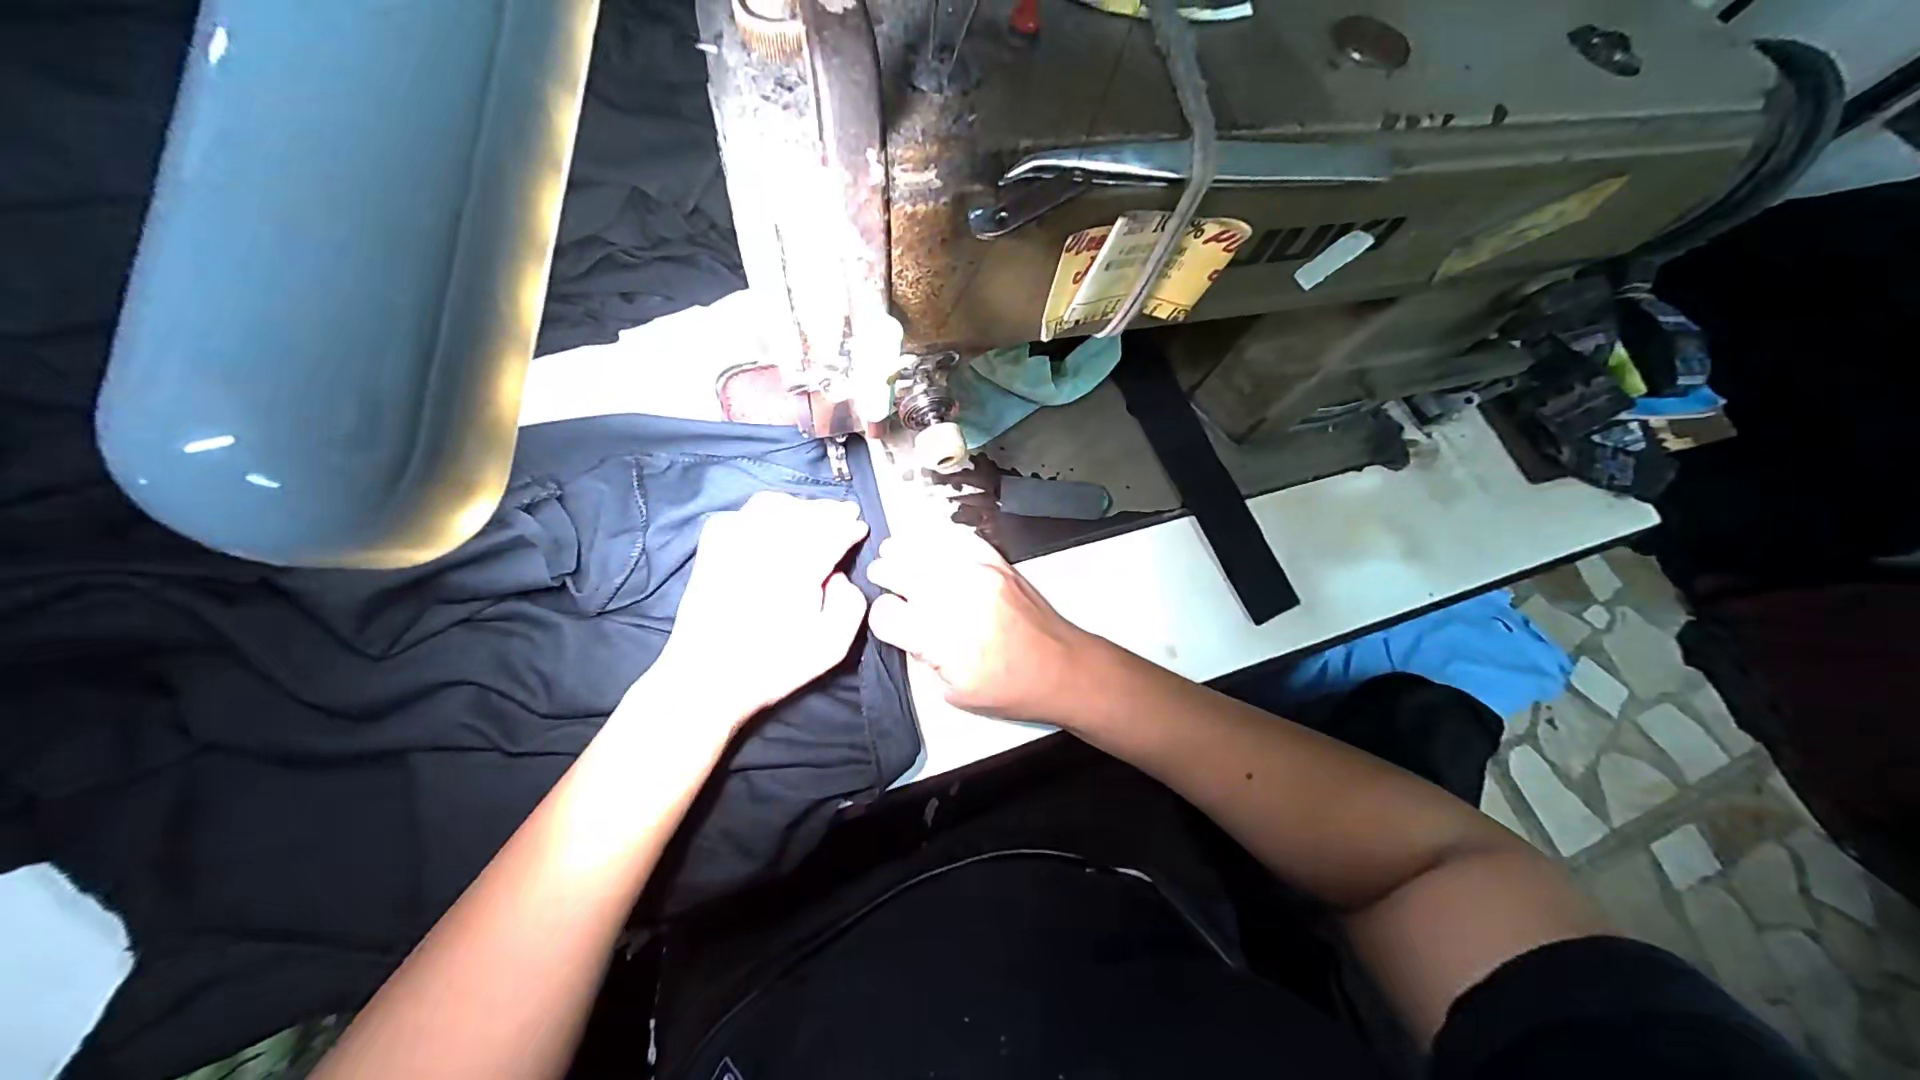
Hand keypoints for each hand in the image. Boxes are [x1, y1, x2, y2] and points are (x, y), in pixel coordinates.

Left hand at [646, 492, 870, 723]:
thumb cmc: (774, 665)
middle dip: (829, 511)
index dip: (849, 527)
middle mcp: (766, 543)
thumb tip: (838, 575)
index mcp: (798, 566)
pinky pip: (742, 512)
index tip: (860, 528)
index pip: (832, 531)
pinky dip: (764, 511)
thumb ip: (850, 603)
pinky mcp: (712, 547)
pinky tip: (773, 524)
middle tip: (844, 514)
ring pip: (773, 505)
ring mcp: (733, 541)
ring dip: (799, 506)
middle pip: (804, 511)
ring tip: (812, 517)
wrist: (707, 676)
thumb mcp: (831, 646)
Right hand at [866, 525, 1102, 720]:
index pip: (886, 614)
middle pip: (899, 571)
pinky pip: (959, 538)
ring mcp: (980, 577)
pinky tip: (929, 543)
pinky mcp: (998, 565)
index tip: (888, 618)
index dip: (882, 616)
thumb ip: (922, 659)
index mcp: (942, 641)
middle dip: (884, 574)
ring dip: (905, 549)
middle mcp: (958, 602)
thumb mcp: (954, 693)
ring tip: (894, 552)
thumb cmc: (1014, 687)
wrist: (1061, 668)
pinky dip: (939, 538)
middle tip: (881, 575)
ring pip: (925, 548)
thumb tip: (906, 631)